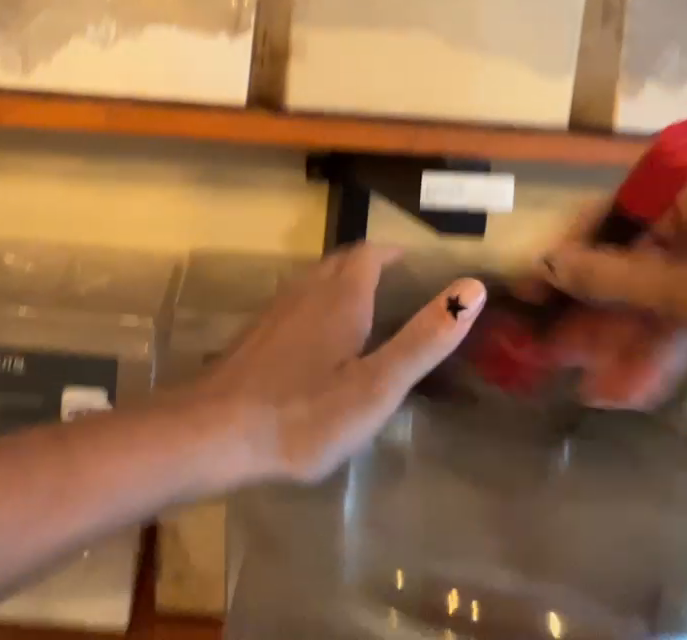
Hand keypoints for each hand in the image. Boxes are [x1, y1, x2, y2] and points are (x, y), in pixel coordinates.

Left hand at [188, 243, 486, 482]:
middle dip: (368, 265)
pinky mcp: (255, 335)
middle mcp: (306, 292)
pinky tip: (318, 342)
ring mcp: (275, 312)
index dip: (392, 254)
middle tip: (395, 283)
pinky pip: (295, 304)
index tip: (413, 264)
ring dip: (340, 283)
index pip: (369, 254)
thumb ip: (425, 339)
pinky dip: (317, 306)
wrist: (215, 432)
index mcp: (340, 298)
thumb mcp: (377, 385)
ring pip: (314, 282)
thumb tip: (472, 287)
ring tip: (364, 307)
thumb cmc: (304, 414)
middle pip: (340, 263)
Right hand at [537, 161, 686, 510]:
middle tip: (550, 351)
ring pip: (653, 286)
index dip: (560, 252)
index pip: (604, 208)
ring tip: (588, 383)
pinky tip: (632, 386)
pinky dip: (662, 342)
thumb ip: (614, 278)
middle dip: (589, 306)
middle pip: (625, 251)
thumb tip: (545, 262)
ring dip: (621, 333)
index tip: (525, 294)